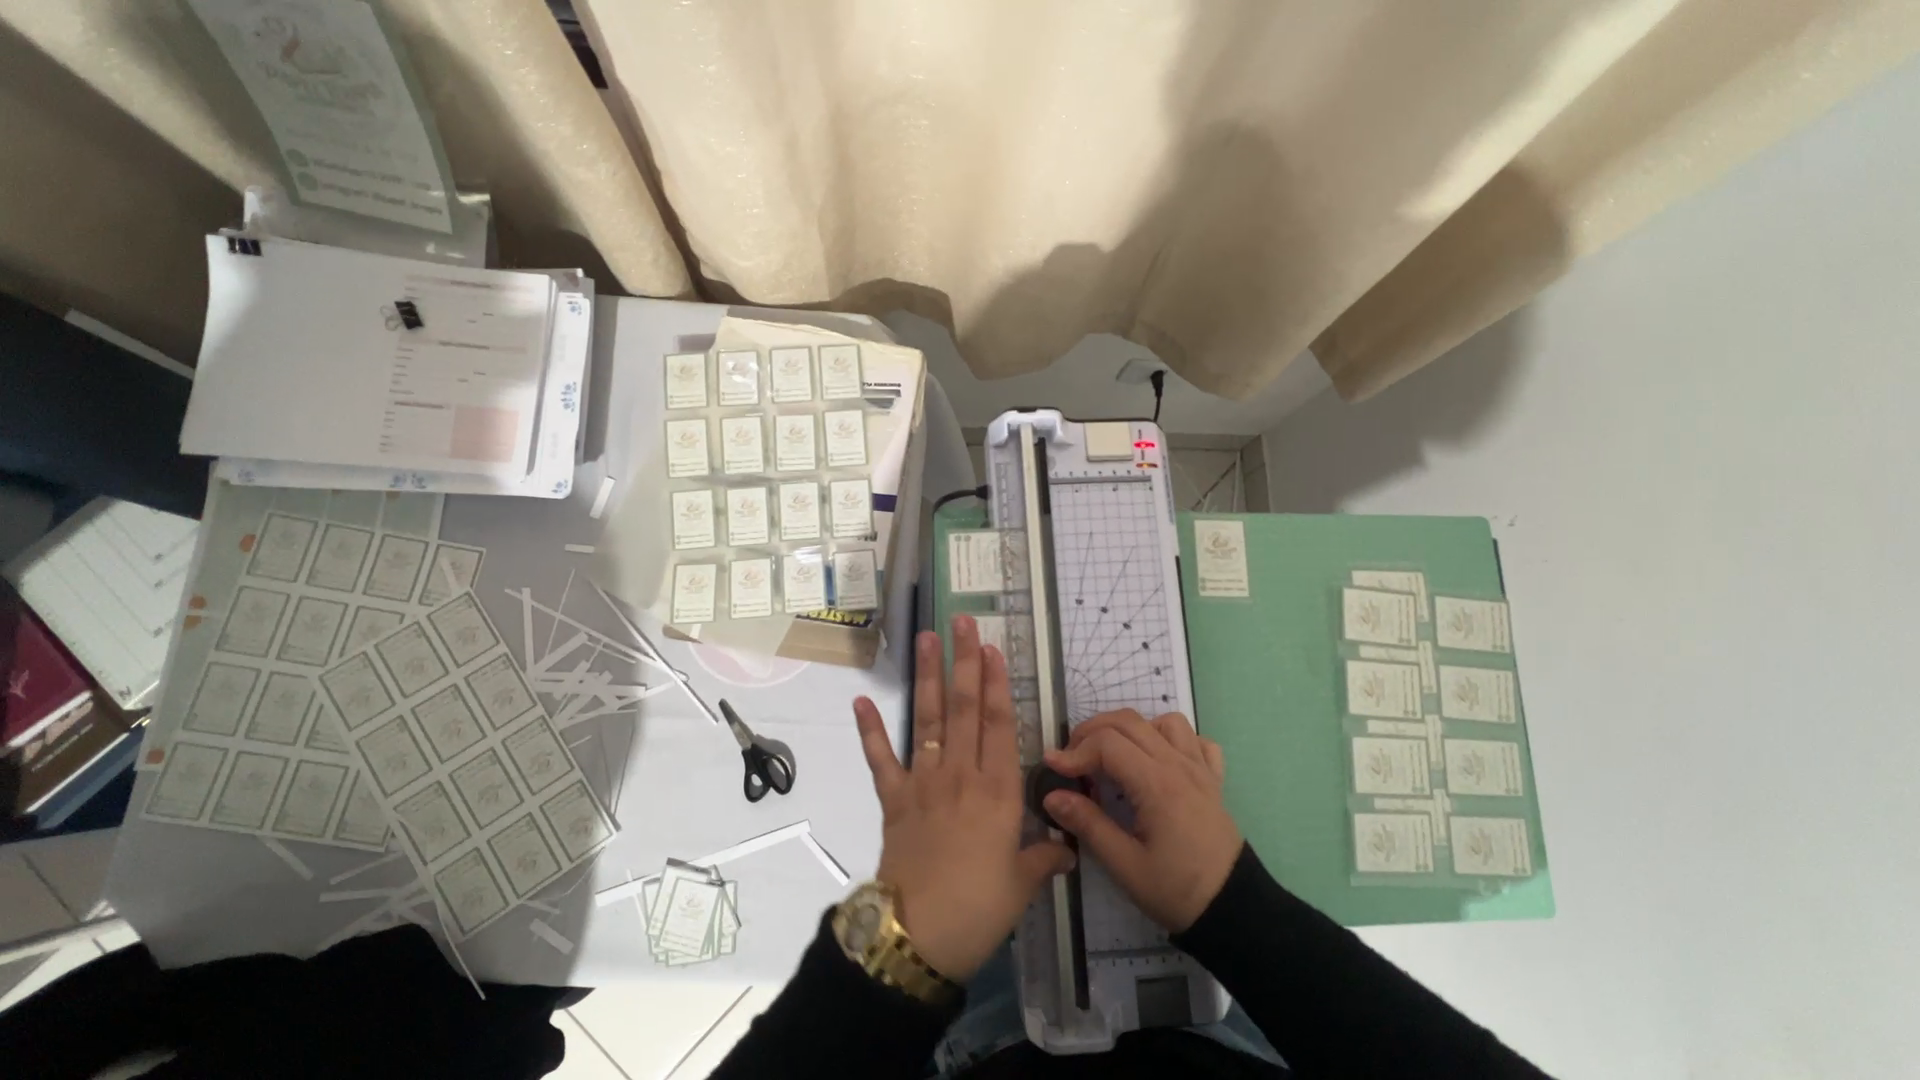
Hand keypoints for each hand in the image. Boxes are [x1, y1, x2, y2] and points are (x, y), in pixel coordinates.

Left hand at [852, 616, 1073, 979]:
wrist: (919, 934)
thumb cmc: (980, 907)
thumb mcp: (1022, 884)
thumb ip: (1044, 858)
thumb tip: (1067, 847)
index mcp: (998, 791)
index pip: (1000, 725)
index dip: (997, 683)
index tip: (993, 648)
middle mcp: (961, 775)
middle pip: (965, 709)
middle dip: (964, 662)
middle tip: (961, 621)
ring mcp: (923, 784)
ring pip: (928, 721)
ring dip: (927, 678)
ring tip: (925, 639)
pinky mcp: (893, 800)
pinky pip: (880, 760)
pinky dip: (870, 731)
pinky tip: (860, 701)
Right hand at [1042, 709, 1241, 931]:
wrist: (1234, 909)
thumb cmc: (1176, 891)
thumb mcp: (1124, 866)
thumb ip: (1088, 824)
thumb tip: (1052, 796)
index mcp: (1156, 784)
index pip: (1107, 744)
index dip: (1074, 752)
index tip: (1051, 769)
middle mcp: (1179, 765)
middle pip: (1129, 722)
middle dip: (1092, 732)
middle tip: (1072, 760)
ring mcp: (1200, 770)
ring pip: (1164, 722)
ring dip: (1132, 729)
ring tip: (1113, 756)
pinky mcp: (1213, 781)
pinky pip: (1195, 740)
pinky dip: (1171, 739)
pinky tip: (1157, 760)